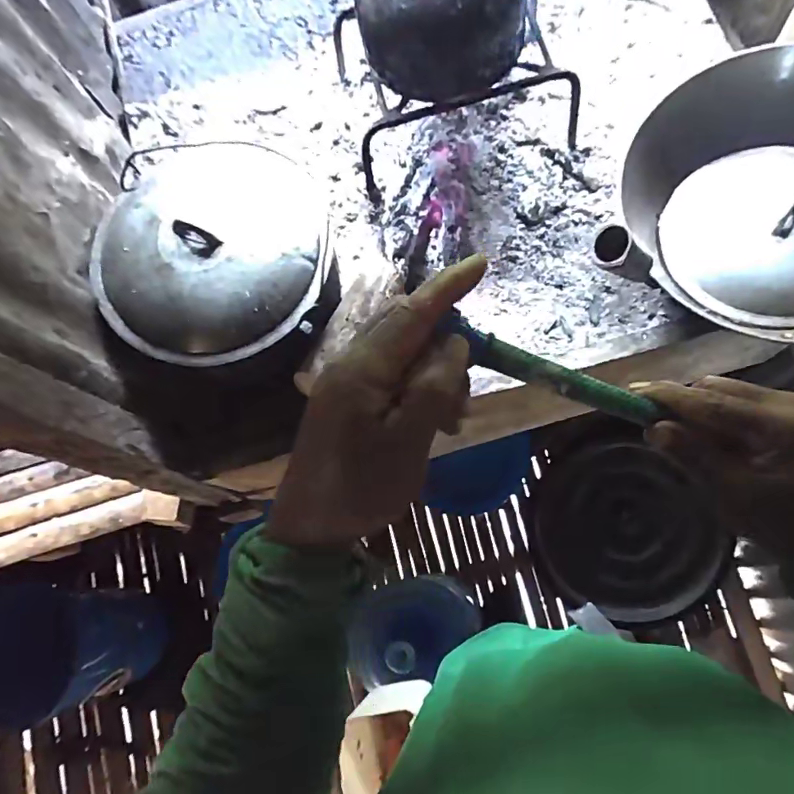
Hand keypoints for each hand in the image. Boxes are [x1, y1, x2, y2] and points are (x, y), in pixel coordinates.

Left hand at [267, 256, 486, 550]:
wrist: (311, 530)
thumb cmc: (362, 489)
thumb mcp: (409, 442)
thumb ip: (434, 387)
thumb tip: (454, 345)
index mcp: (363, 370)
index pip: (413, 313)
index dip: (448, 287)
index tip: (481, 263)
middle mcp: (352, 365)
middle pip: (412, 333)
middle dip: (448, 357)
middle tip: (461, 408)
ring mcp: (348, 383)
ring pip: (407, 359)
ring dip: (437, 382)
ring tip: (448, 426)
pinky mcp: (350, 401)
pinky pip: (395, 380)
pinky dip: (420, 395)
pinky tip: (431, 426)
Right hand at [633, 377, 793, 559]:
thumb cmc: (785, 527)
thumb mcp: (734, 497)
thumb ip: (696, 458)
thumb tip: (655, 428)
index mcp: (780, 426)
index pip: (713, 402)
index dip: (670, 396)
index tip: (635, 392)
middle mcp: (790, 404)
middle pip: (721, 389)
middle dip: (683, 400)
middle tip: (650, 415)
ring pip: (731, 391)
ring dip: (700, 406)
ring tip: (677, 428)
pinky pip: (744, 402)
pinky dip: (719, 413)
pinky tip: (709, 434)